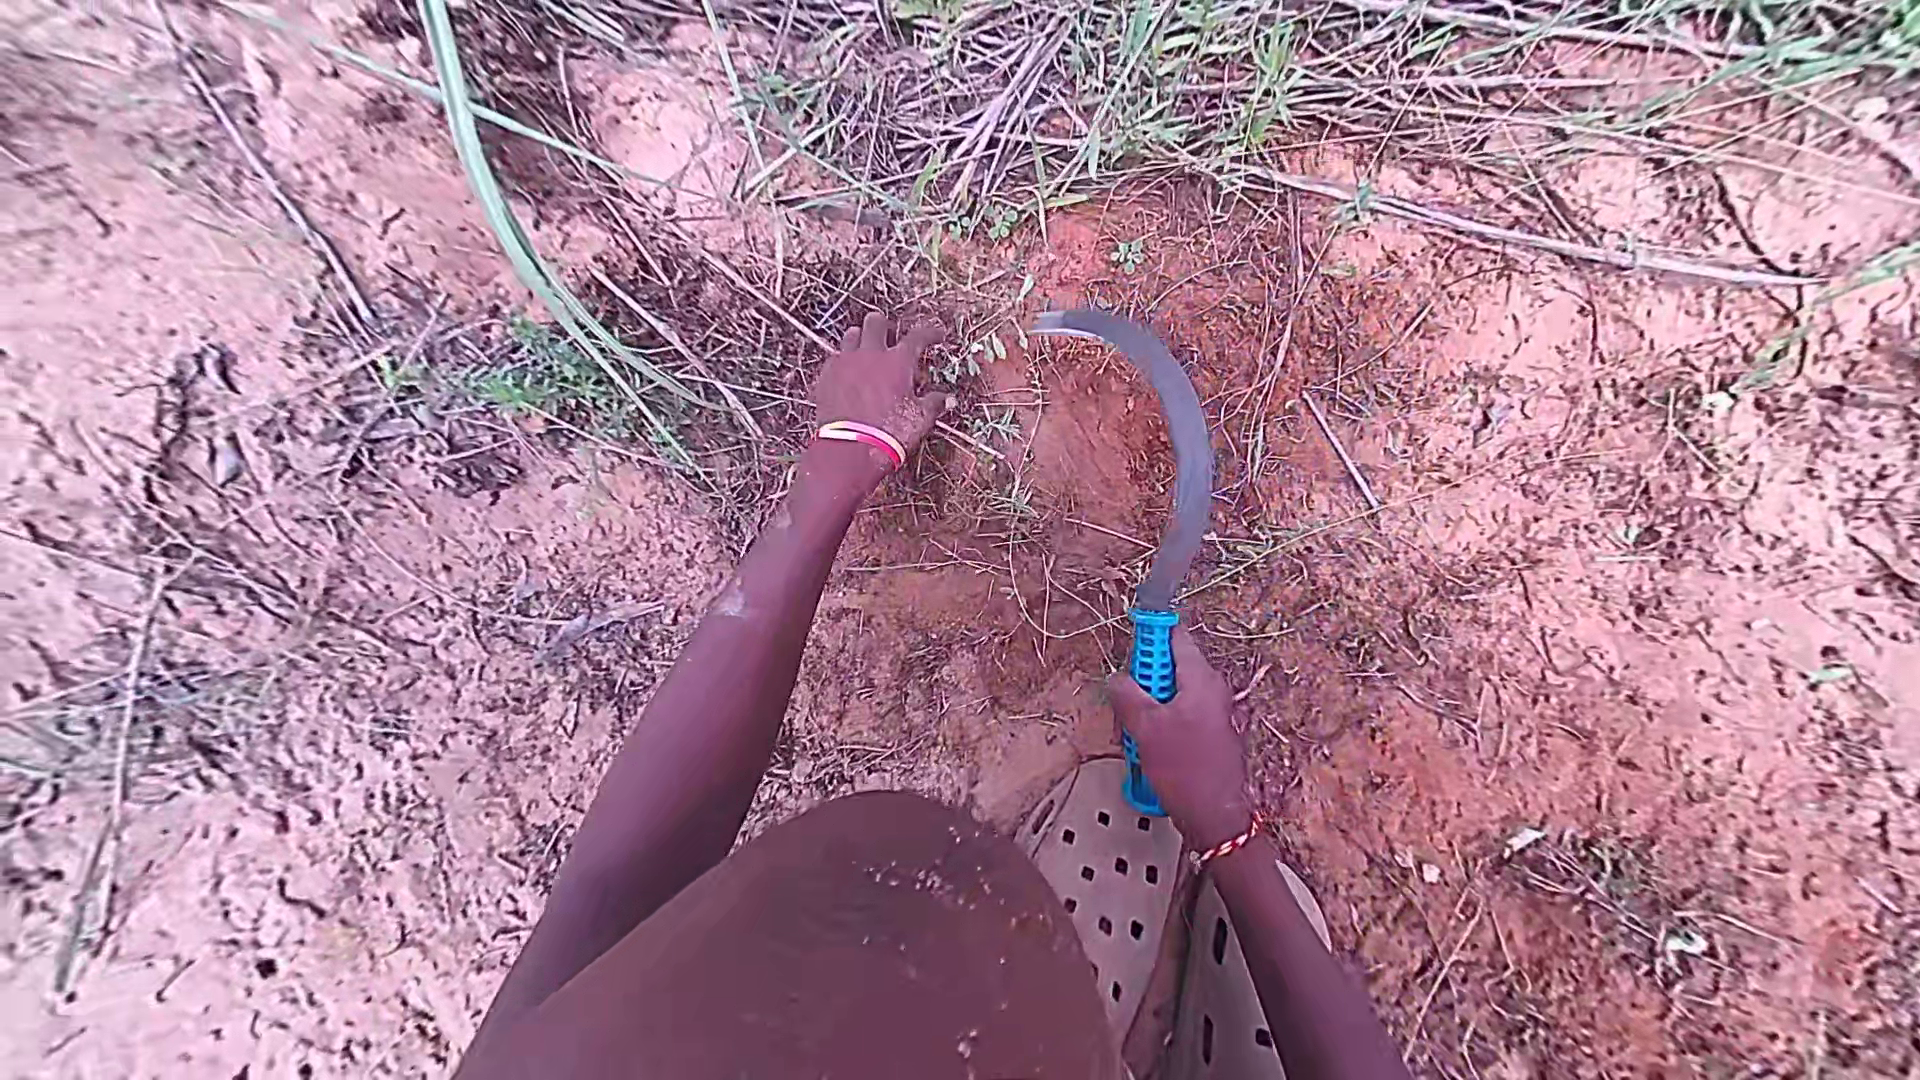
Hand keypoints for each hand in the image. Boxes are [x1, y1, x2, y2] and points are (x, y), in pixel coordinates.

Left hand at [814, 311, 948, 456]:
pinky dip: (844, 361)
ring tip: (868, 352)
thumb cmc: (890, 433)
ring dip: (862, 339)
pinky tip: (849, 373)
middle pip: (877, 322)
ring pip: (852, 335)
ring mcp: (845, 362)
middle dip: (886, 327)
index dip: (930, 333)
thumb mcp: (920, 420)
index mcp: (898, 362)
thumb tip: (947, 398)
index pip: (918, 336)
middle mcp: (871, 354)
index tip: (936, 336)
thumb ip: (933, 403)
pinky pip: (835, 357)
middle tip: (891, 338)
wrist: (850, 449)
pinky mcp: (826, 375)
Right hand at [1107, 627, 1251, 847]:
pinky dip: (1159, 719)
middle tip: (1126, 698)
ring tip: (1134, 727)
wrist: (1215, 819)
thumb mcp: (1144, 726)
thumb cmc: (1183, 767)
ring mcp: (1212, 710)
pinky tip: (1147, 743)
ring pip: (1169, 690)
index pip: (1175, 635)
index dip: (1149, 635)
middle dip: (1143, 677)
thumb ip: (1126, 692)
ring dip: (1147, 702)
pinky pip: (1177, 710)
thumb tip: (1117, 677)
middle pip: (1169, 664)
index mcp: (1201, 678)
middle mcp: (1211, 688)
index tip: (1128, 650)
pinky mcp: (1208, 730)